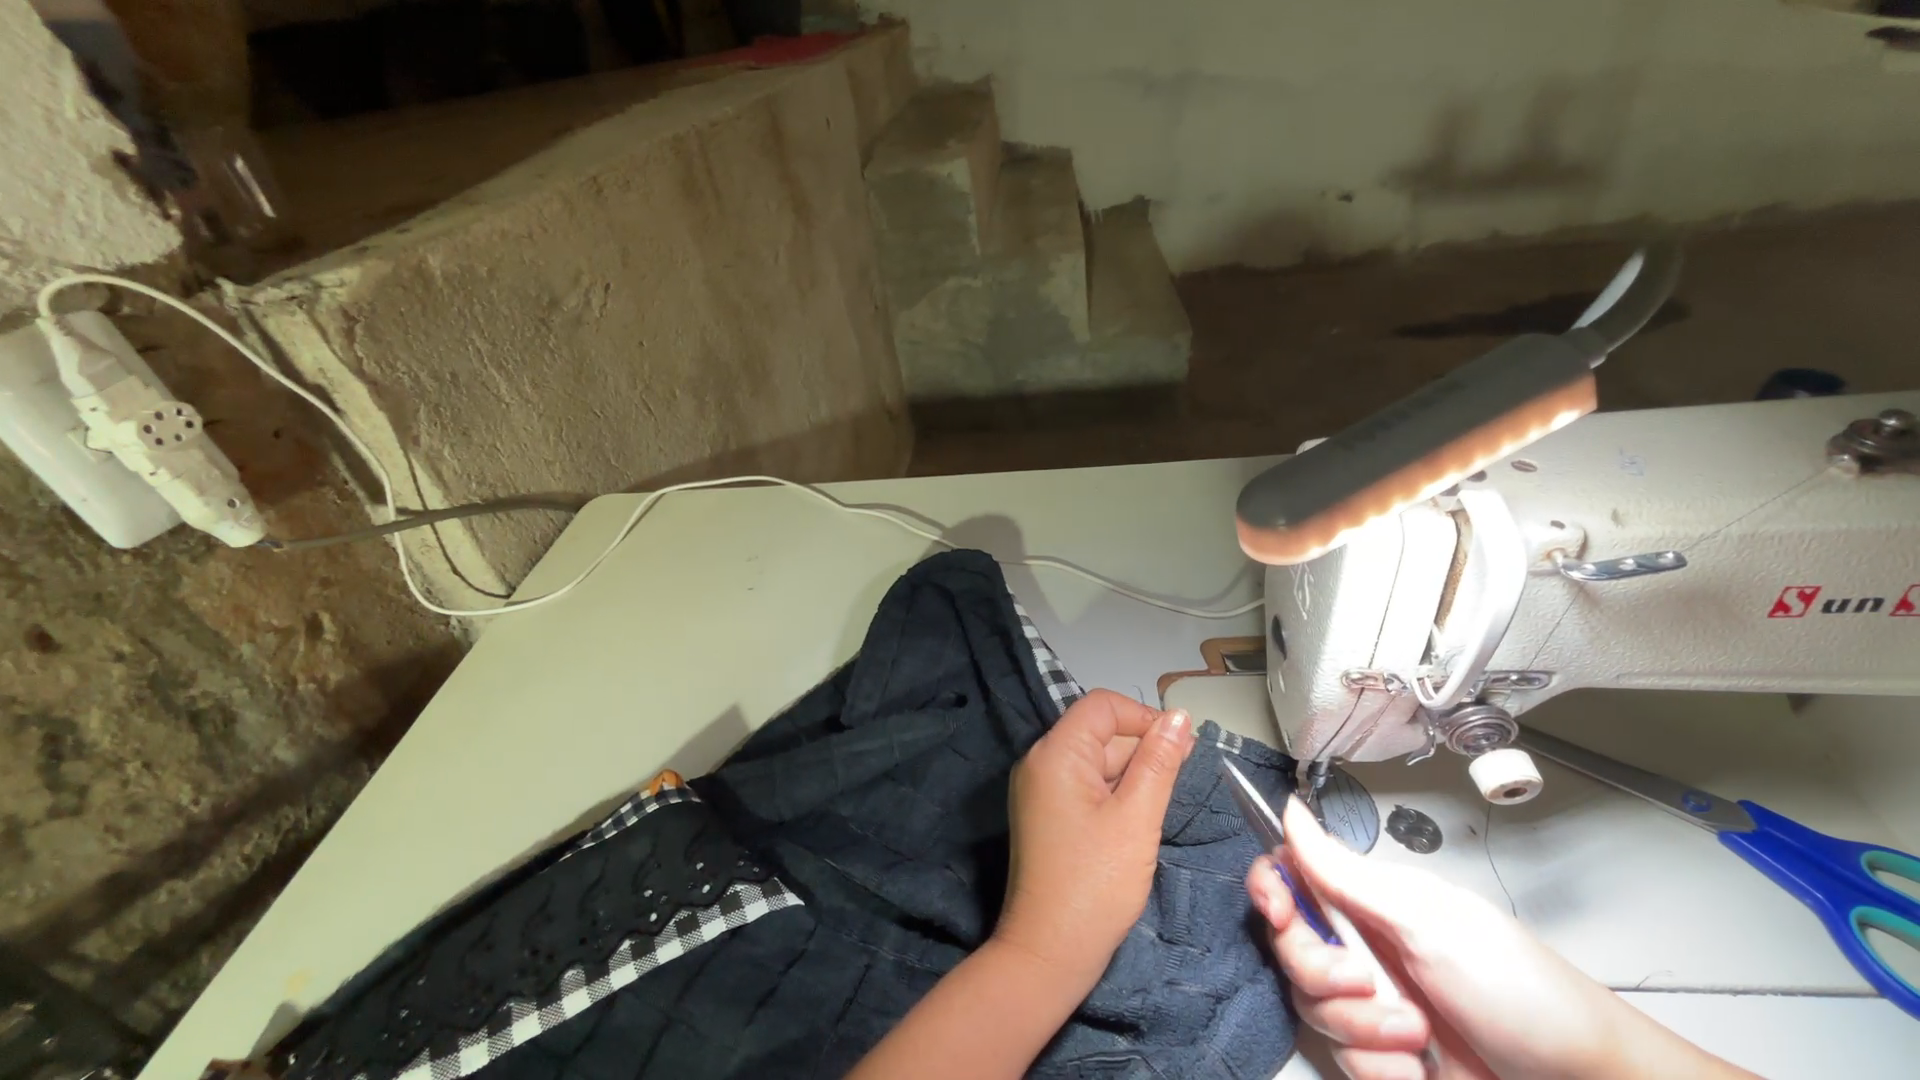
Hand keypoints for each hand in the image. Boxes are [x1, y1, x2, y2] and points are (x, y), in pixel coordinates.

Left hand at [995, 690, 1195, 982]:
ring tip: (1156, 808)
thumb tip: (1179, 716)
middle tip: (1177, 781)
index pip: (1101, 706)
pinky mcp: (1045, 814)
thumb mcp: (1137, 818)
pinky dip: (1113, 793)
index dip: (1143, 717)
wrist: (1048, 951)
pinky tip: (1135, 820)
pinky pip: (1084, 785)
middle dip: (1141, 748)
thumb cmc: (1096, 883)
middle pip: (1098, 732)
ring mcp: (1039, 790)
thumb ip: (1159, 762)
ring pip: (1094, 761)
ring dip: (1130, 774)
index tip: (1181, 748)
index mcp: (1054, 753)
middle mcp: (1039, 762)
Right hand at [1248, 798, 1755, 1079]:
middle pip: (1291, 950)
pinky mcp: (1385, 1057)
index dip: (1271, 891)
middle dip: (1324, 975)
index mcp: (1370, 901)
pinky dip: (1382, 1071)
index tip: (1281, 913)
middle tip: (1368, 982)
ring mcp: (1373, 1005)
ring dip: (1362, 1030)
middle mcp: (1363, 947)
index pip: (1291, 878)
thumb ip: (1346, 873)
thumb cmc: (1518, 990)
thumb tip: (1290, 810)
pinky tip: (1422, 1069)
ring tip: (1420, 1037)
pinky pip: (1346, 1062)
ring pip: (1314, 1011)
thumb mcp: (1427, 921)